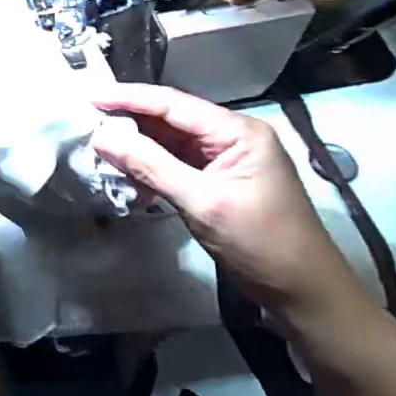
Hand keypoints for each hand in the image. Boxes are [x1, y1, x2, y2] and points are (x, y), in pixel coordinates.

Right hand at [91, 83, 368, 326]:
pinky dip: (151, 168)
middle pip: (170, 119)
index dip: (129, 98)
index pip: (173, 104)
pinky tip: (126, 175)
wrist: (308, 298)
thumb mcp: (203, 203)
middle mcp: (231, 137)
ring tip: (99, 147)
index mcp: (237, 131)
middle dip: (129, 121)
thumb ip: (151, 165)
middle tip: (88, 123)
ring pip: (170, 142)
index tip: (91, 97)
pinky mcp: (218, 182)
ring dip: (137, 147)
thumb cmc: (262, 245)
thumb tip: (102, 137)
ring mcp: (225, 160)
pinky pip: (176, 164)